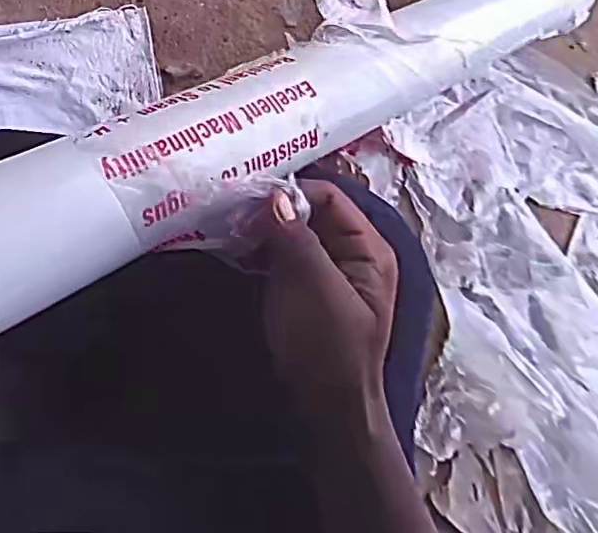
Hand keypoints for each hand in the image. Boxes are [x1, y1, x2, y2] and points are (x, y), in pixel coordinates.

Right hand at [258, 179, 398, 418]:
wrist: (324, 406)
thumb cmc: (329, 347)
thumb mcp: (315, 289)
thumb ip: (296, 238)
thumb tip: (273, 194)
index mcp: (367, 249)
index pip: (330, 196)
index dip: (294, 191)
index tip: (253, 198)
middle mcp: (346, 250)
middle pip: (307, 207)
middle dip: (271, 206)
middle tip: (235, 211)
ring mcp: (321, 264)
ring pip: (289, 225)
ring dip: (260, 223)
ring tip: (230, 227)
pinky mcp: (298, 278)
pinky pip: (276, 246)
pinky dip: (256, 241)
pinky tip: (234, 245)